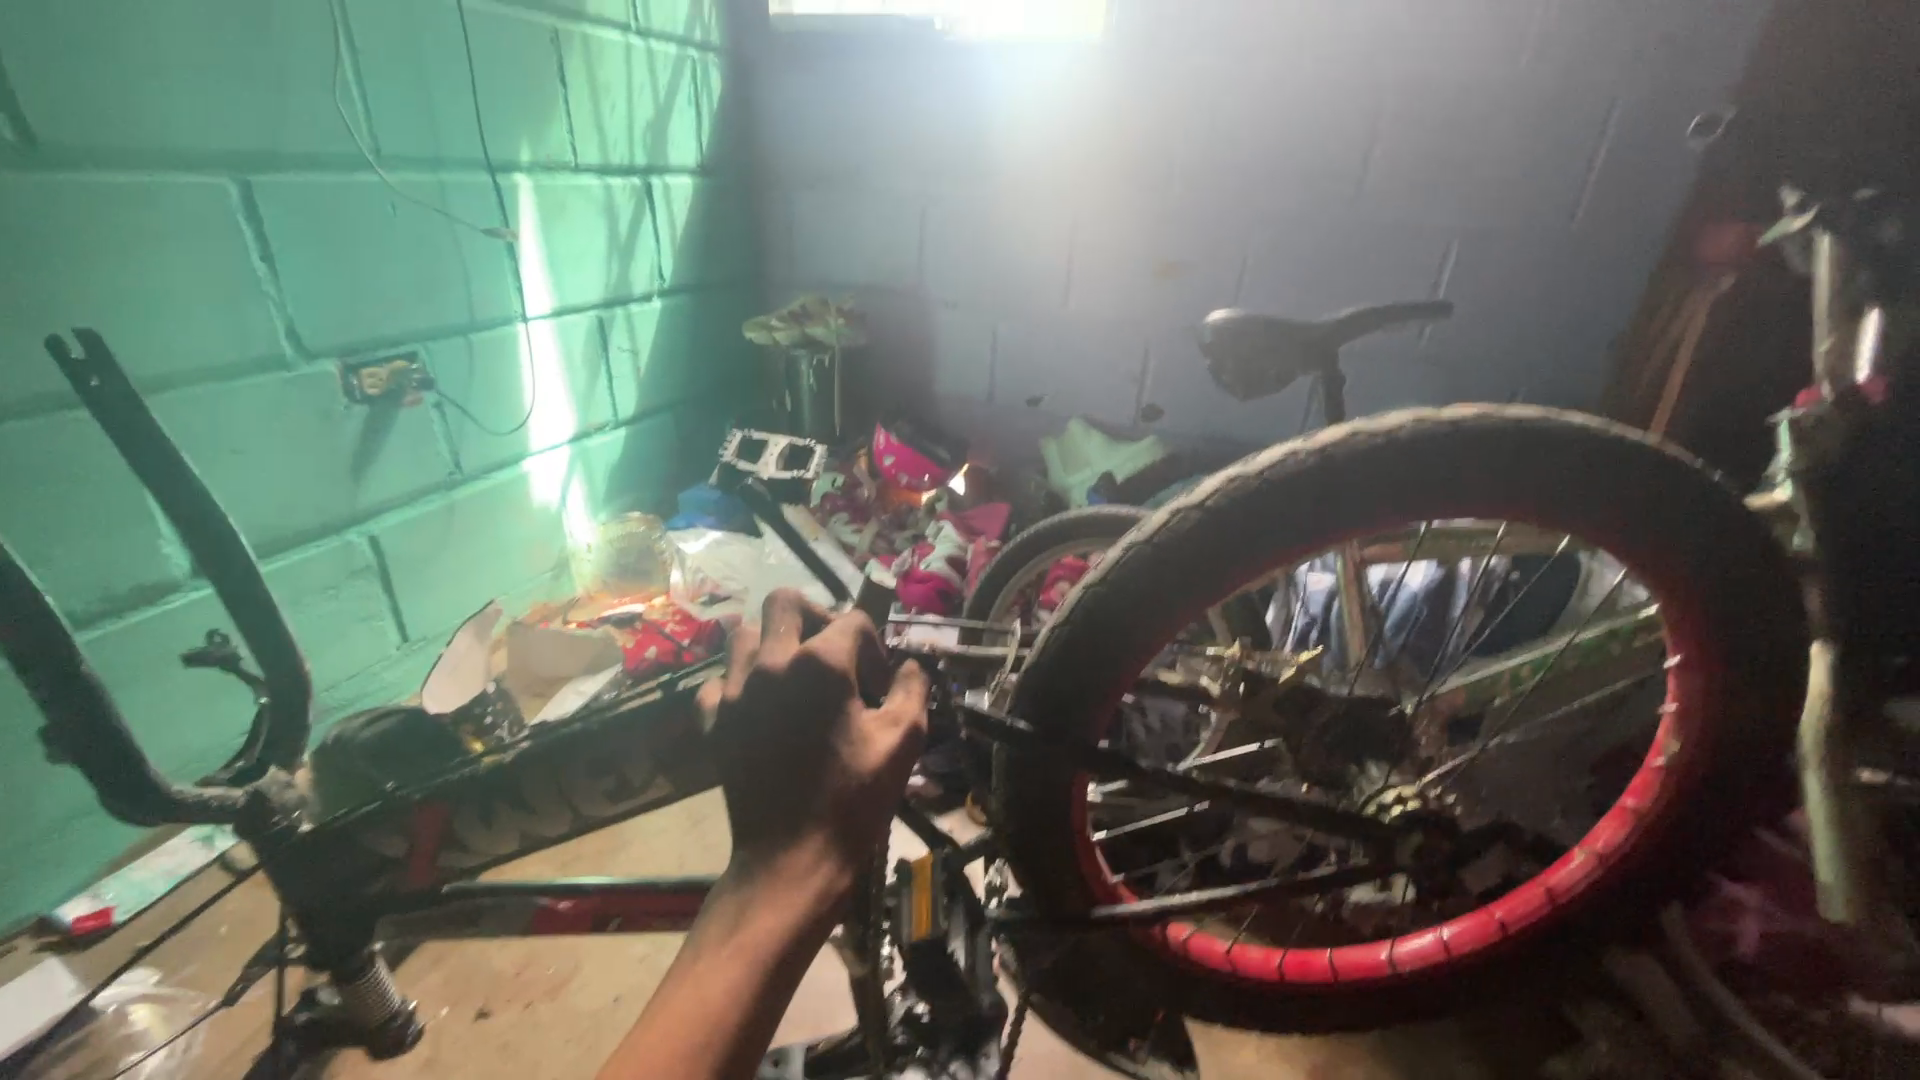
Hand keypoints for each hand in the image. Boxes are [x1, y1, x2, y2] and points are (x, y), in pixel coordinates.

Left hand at [699, 589, 928, 903]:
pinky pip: (719, 678)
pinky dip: (741, 681)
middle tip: (834, 655)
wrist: (793, 860)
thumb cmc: (855, 799)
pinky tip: (762, 706)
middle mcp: (772, 664)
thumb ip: (913, 687)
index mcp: (822, 664)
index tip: (881, 684)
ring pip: (746, 633)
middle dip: (817, 617)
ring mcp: (736, 691)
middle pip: (786, 601)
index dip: (874, 647)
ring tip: (797, 676)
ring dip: (776, 642)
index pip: (852, 620)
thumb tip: (909, 665)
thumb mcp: (904, 739)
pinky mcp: (713, 721)